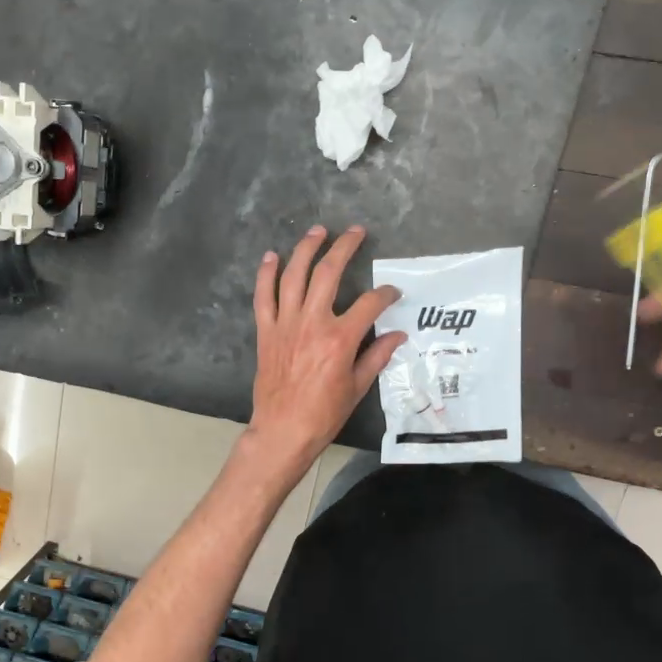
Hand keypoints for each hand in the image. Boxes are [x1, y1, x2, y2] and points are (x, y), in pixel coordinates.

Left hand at [248, 225, 404, 467]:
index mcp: (340, 338)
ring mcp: (285, 324)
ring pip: (294, 275)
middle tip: (355, 232)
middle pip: (329, 273)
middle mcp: (312, 323)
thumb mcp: (358, 387)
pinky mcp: (266, 332)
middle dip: (345, 247)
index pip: (369, 303)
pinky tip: (271, 257)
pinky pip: (263, 296)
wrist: (283, 430)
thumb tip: (397, 336)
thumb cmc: (324, 413)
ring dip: (305, 249)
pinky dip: (266, 275)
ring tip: (317, 231)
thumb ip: (377, 356)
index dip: (385, 294)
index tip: (392, 293)